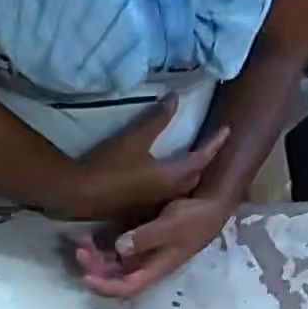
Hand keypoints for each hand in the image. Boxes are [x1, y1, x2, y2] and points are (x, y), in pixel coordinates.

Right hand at [61, 95, 229, 220]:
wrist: (79, 194)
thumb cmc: (109, 165)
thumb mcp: (135, 137)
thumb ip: (158, 118)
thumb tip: (176, 98)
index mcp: (170, 176)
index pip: (201, 159)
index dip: (215, 144)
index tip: (227, 130)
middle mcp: (166, 194)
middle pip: (192, 180)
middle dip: (201, 165)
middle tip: (207, 149)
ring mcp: (151, 205)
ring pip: (177, 192)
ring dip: (185, 179)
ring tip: (187, 164)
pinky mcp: (137, 210)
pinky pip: (161, 198)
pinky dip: (167, 187)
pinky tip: (162, 180)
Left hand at [75, 195, 234, 297]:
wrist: (212, 202)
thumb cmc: (196, 217)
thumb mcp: (172, 226)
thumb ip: (146, 237)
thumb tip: (120, 247)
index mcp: (155, 270)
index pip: (126, 288)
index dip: (105, 286)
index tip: (86, 277)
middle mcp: (146, 266)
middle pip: (115, 278)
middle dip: (96, 269)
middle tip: (80, 252)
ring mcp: (143, 254)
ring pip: (113, 265)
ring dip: (96, 258)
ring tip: (81, 243)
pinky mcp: (141, 240)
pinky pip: (116, 251)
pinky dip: (102, 247)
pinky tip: (90, 237)